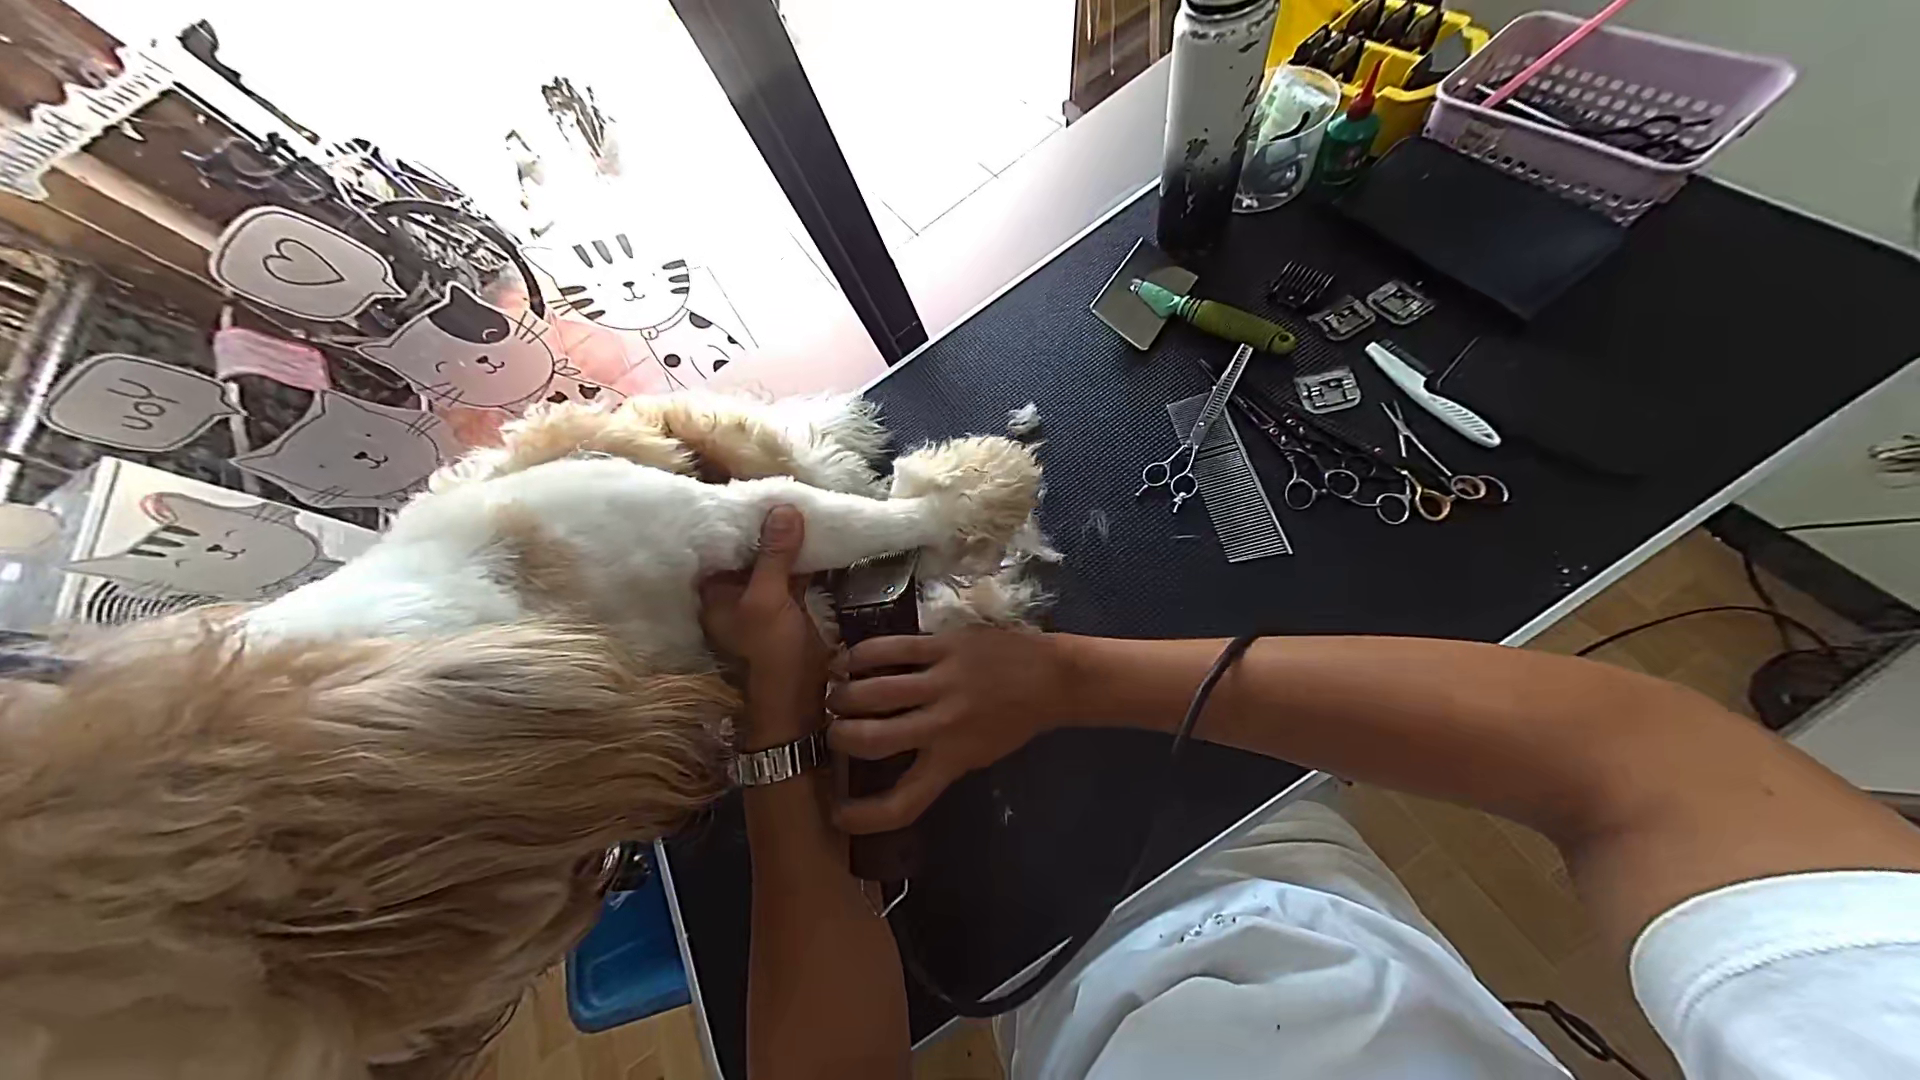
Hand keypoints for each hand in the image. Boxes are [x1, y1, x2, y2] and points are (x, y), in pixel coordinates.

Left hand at [700, 506, 830, 747]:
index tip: (754, 487)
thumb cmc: (771, 652)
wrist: (798, 697)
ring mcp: (762, 595)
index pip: (718, 542)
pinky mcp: (788, 601)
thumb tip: (783, 508)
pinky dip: (804, 553)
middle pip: (748, 547)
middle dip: (766, 522)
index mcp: (715, 590)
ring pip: (773, 556)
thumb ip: (774, 556)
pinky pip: (793, 569)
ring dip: (787, 536)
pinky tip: (818, 531)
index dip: (734, 516)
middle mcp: (734, 590)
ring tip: (802, 502)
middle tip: (785, 488)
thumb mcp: (768, 600)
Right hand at [825, 627, 1078, 832]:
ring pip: (873, 693)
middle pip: (870, 740)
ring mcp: (941, 683)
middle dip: (839, 737)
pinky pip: (892, 649)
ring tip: (833, 692)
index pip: (902, 802)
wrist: (1052, 678)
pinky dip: (860, 655)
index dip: (862, 816)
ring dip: (842, 695)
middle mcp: (941, 726)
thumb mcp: (978, 754)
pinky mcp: (944, 647)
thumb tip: (894, 763)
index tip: (838, 813)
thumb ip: (938, 761)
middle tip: (833, 729)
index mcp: (952, 760)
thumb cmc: (1015, 720)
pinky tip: (847, 659)